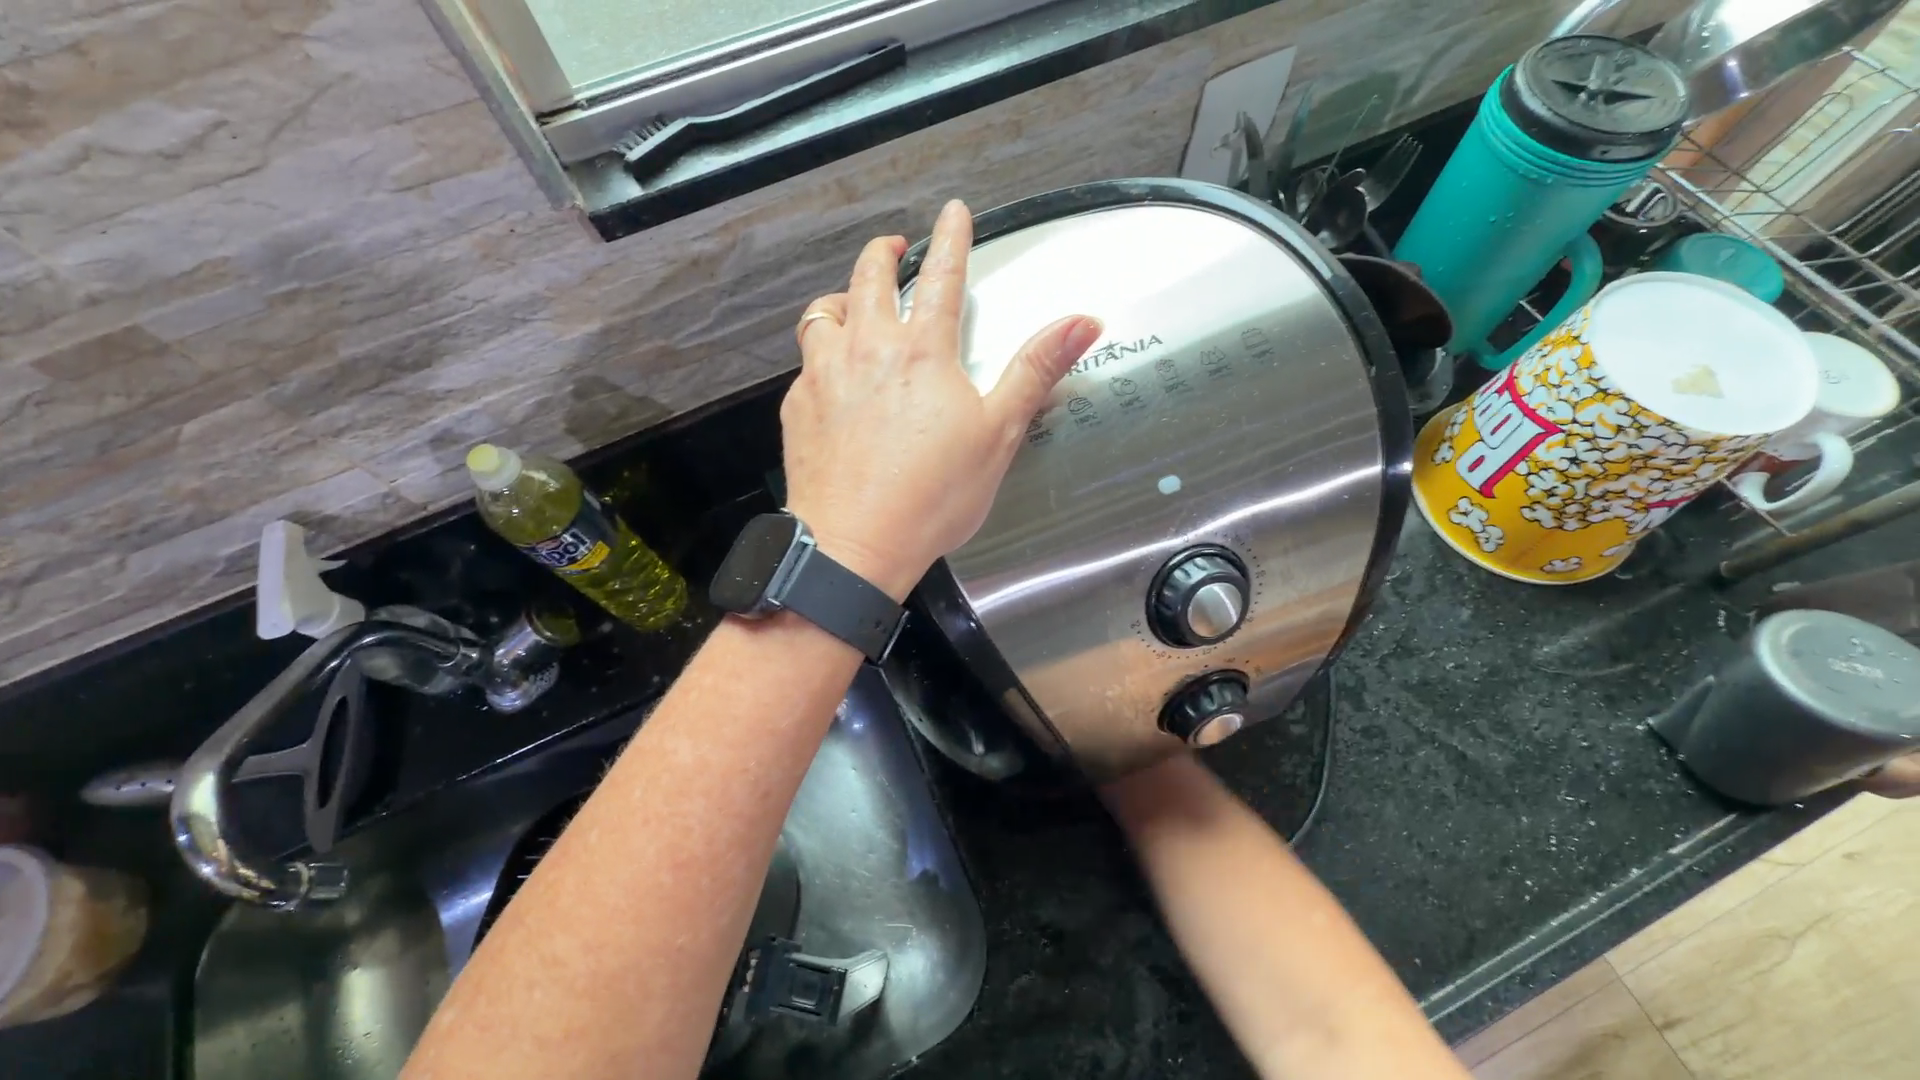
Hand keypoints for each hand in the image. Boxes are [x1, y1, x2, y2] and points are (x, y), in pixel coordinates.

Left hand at [780, 199, 1101, 599]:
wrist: (853, 545)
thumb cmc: (930, 496)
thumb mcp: (999, 434)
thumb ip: (1035, 371)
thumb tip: (1082, 322)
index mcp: (922, 352)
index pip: (940, 276)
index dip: (950, 237)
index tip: (952, 212)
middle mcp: (867, 350)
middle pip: (869, 279)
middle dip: (884, 254)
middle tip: (894, 247)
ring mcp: (825, 377)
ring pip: (823, 313)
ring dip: (841, 297)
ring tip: (851, 301)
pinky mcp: (798, 408)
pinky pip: (805, 363)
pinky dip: (820, 352)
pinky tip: (830, 372)